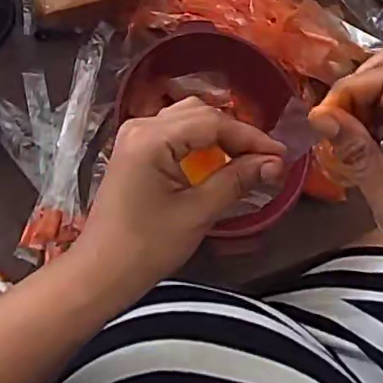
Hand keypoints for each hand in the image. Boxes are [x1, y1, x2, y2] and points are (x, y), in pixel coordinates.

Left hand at [74, 97, 285, 294]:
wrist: (102, 270)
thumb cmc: (147, 246)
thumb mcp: (197, 213)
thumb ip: (236, 181)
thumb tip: (274, 164)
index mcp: (151, 137)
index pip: (211, 122)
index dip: (250, 136)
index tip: (281, 155)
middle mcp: (140, 125)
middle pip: (198, 113)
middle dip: (235, 132)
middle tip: (267, 158)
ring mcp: (134, 135)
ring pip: (186, 119)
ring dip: (218, 134)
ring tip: (248, 157)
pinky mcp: (134, 148)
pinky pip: (173, 132)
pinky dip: (199, 141)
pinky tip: (218, 159)